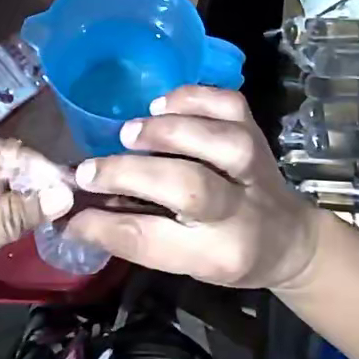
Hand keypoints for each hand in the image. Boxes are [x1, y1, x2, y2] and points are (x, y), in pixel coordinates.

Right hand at [64, 86, 316, 289]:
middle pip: (191, 190)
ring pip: (223, 144)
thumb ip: (133, 235)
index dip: (105, 226)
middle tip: (88, 170)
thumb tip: (72, 217)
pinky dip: (195, 98)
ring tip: (129, 132)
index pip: (155, 242)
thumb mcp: (183, 260)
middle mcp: (241, 213)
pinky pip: (232, 106)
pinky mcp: (257, 134)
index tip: (69, 215)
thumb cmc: (225, 253)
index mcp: (217, 254)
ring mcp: (254, 168)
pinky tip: (161, 104)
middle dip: (131, 175)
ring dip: (170, 132)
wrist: (289, 239)